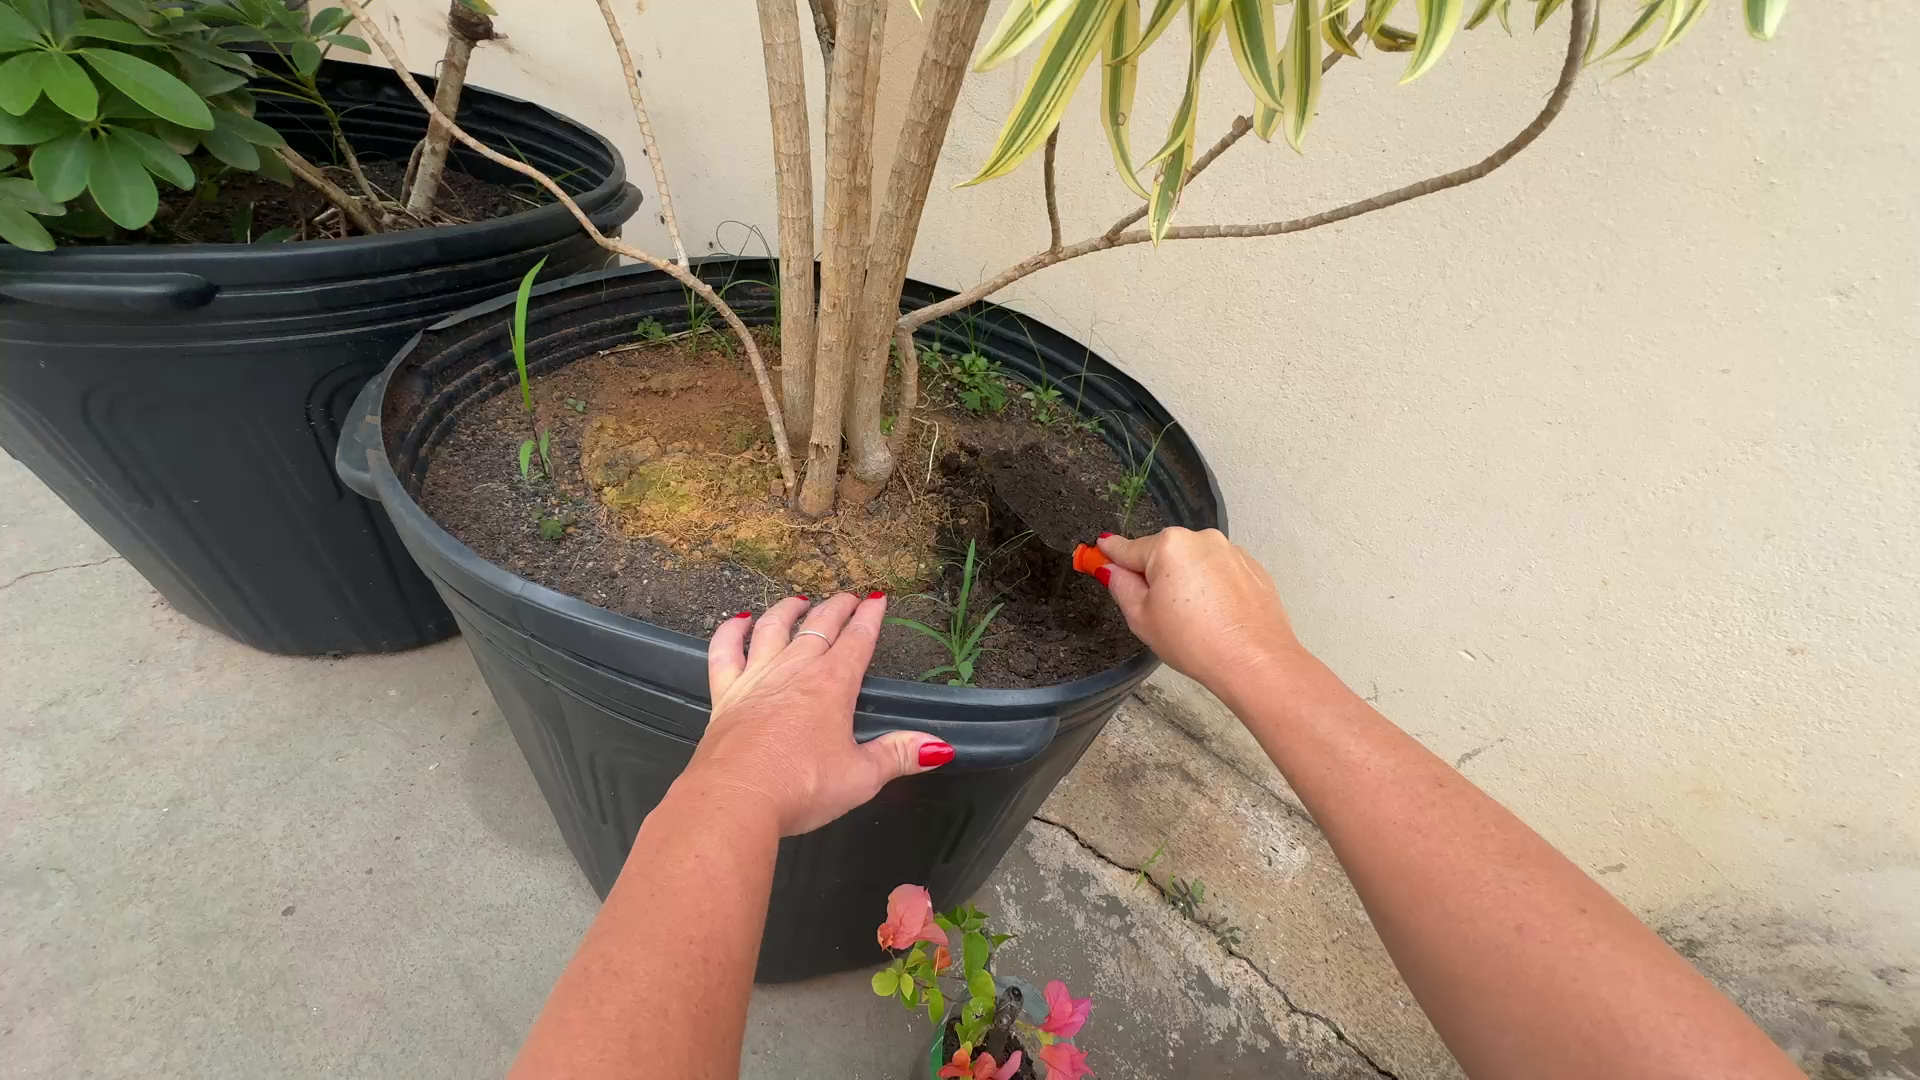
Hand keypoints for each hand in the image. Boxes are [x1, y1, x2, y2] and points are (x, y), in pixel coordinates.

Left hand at [688, 592, 952, 835]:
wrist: (735, 800)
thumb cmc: (801, 788)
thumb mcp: (862, 777)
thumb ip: (899, 755)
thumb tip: (939, 748)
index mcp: (833, 685)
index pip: (859, 639)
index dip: (871, 616)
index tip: (879, 599)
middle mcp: (796, 670)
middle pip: (821, 625)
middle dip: (838, 607)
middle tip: (850, 596)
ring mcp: (758, 677)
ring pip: (774, 627)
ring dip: (789, 609)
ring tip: (800, 600)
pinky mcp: (726, 694)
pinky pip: (725, 651)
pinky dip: (731, 630)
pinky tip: (738, 620)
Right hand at [1094, 528, 1304, 691]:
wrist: (1256, 661)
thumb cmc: (1196, 643)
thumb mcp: (1141, 618)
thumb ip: (1120, 586)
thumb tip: (1111, 569)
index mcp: (1169, 546)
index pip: (1128, 549)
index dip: (1109, 555)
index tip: (1098, 549)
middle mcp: (1201, 539)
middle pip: (1162, 554)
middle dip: (1154, 576)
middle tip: (1157, 612)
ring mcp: (1230, 551)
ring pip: (1192, 563)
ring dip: (1184, 582)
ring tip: (1192, 620)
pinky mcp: (1251, 567)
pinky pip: (1218, 571)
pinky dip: (1210, 588)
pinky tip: (1213, 617)